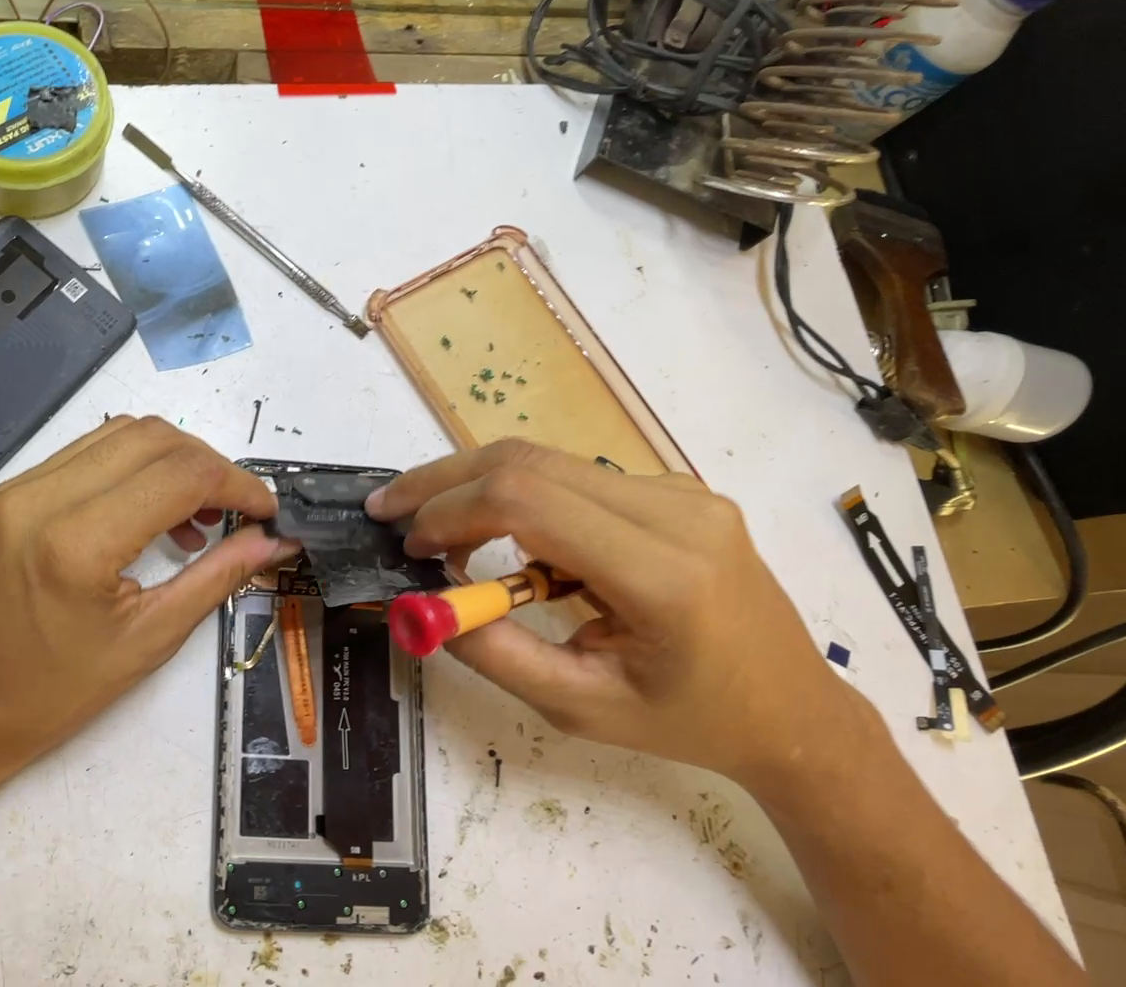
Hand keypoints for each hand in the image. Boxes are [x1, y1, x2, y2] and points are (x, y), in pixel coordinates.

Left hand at [0, 416, 296, 776]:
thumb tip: (275, 541)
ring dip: (173, 462)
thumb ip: (217, 578)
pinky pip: (90, 454)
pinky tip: (153, 514)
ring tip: (197, 520)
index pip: (180, 475)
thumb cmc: (54, 693)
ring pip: (122, 434)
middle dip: (210, 466)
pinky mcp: (13, 491)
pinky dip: (135, 468)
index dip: (237, 484)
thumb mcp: (148, 641)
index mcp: (77, 542)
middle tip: (237, 514)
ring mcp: (21, 487)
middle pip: (154, 438)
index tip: (267, 510)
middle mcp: (43, 496)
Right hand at [365, 439, 860, 788]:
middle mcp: (677, 512)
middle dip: (443, 481)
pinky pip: (573, 477)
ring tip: (439, 532)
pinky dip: (517, 498)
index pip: (526, 501)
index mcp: (662, 574)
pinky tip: (507, 541)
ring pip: (545, 460)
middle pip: (526, 460)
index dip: (450, 511)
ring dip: (475, 486)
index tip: (410, 547)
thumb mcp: (579, 707)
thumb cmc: (688, 722)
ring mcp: (682, 493)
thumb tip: (421, 605)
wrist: (793, 711)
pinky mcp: (677, 491)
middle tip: (389, 509)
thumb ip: (494, 653)